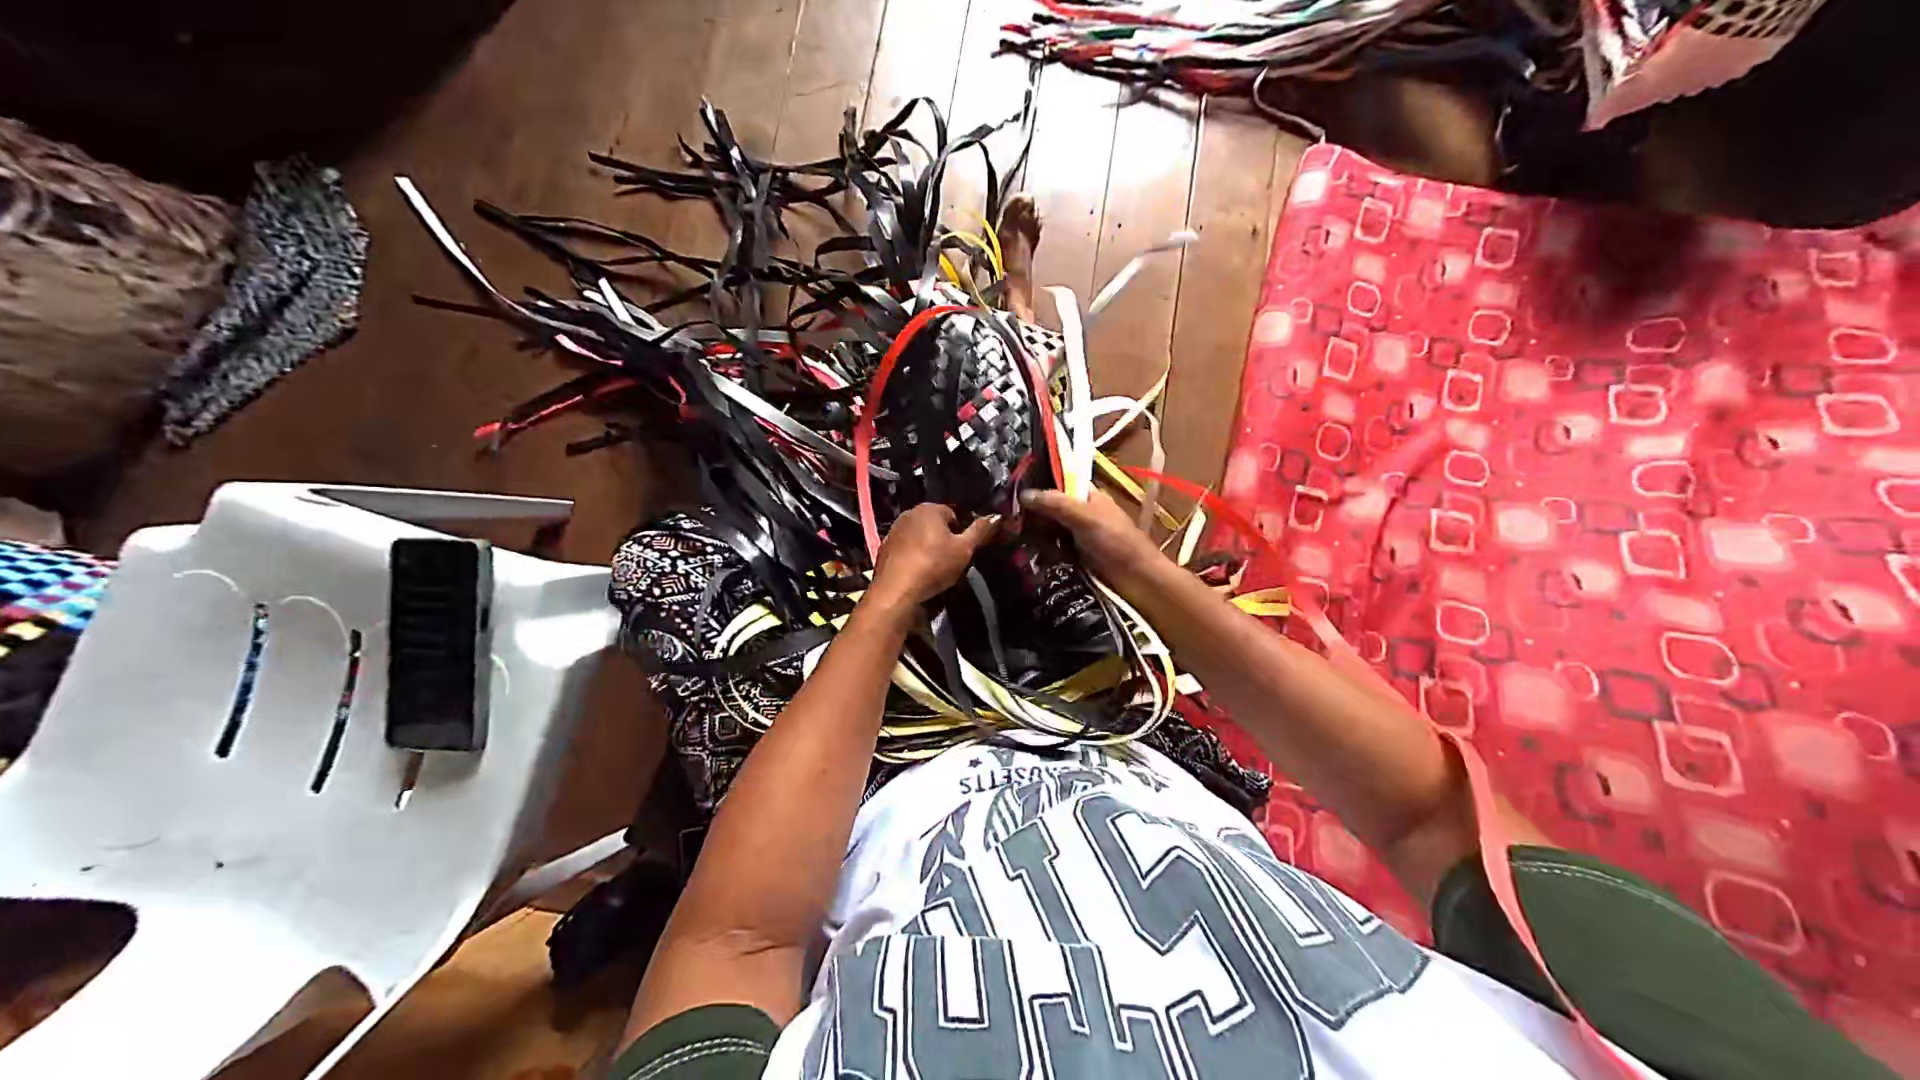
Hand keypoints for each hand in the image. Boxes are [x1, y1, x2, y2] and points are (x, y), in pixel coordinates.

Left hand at [868, 504, 998, 609]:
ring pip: (919, 537)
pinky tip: (916, 573)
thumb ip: (980, 531)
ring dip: (927, 548)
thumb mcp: (964, 549)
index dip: (961, 534)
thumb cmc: (934, 565)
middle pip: (935, 525)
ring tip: (933, 569)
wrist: (896, 591)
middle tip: (951, 561)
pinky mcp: (884, 548)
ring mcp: (893, 530)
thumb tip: (997, 516)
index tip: (963, 552)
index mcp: (929, 509)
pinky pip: (905, 549)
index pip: (953, 515)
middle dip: (943, 539)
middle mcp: (909, 513)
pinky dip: (912, 557)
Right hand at [1019, 488, 1167, 584]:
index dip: (1040, 485)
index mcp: (1090, 497)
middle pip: (1052, 509)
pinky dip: (1041, 552)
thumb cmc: (1116, 542)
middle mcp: (1083, 515)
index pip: (1061, 484)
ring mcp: (1079, 537)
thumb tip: (1023, 494)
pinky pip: (1053, 551)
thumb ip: (1055, 504)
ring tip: (1010, 537)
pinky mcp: (1076, 558)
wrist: (1137, 580)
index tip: (1014, 492)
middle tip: (1007, 518)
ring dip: (1035, 535)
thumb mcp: (1084, 517)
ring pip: (1050, 530)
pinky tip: (1024, 554)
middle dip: (1033, 513)